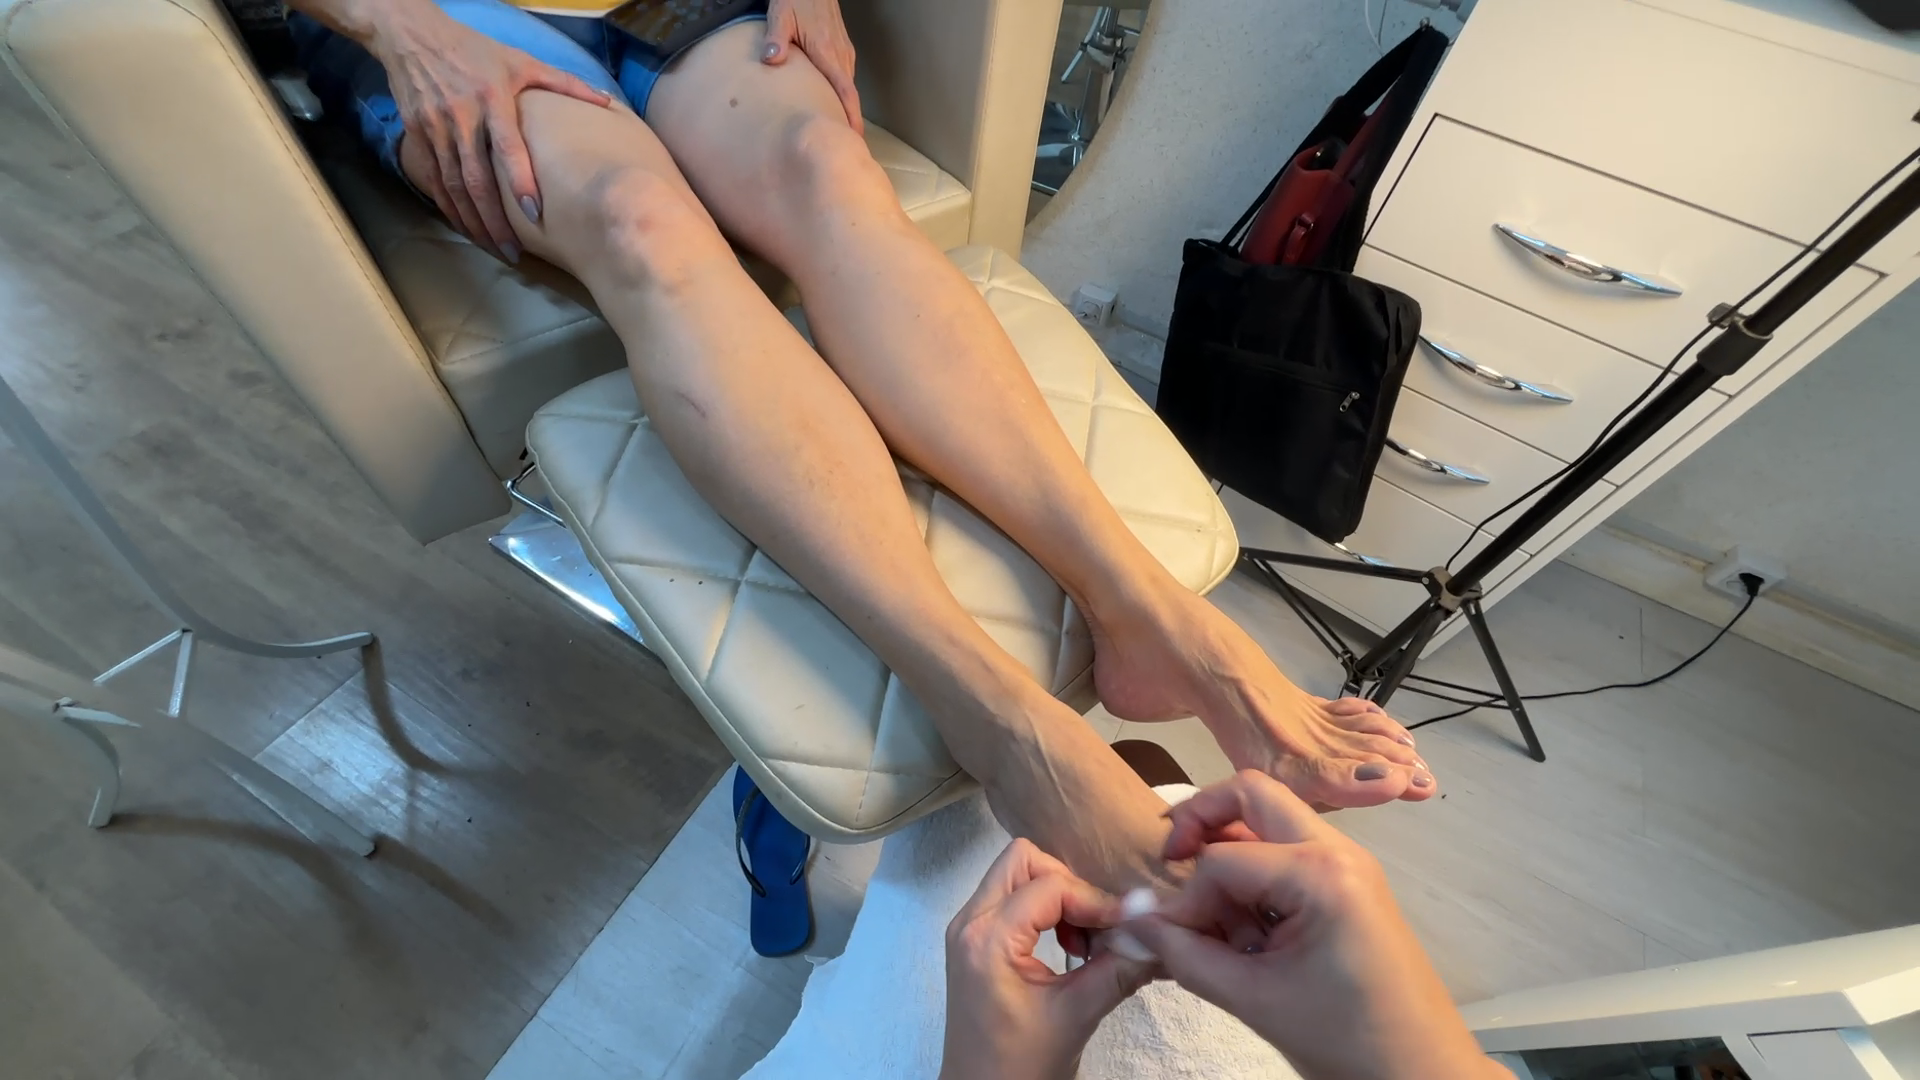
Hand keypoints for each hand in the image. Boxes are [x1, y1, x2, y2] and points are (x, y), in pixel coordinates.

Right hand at [370, 8, 611, 259]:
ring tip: (494, 249)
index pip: (507, 146)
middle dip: (494, 220)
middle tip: (513, 252)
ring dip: (473, 221)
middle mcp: (462, 116)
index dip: (519, 180)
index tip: (534, 212)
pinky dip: (448, 207)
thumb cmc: (474, 49)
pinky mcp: (417, 132)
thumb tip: (607, 101)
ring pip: (453, 185)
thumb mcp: (520, 60)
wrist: (407, 29)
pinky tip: (465, 229)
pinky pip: (433, 178)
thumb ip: (563, 83)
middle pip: (477, 179)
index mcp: (492, 99)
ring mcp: (436, 127)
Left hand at [762, 0, 862, 132]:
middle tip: (845, 147)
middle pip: (850, 97)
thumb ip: (776, 37)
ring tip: (839, 132)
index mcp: (828, 53)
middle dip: (850, 122)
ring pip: (848, 89)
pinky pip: (846, 79)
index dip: (852, 118)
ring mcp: (845, 53)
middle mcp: (841, 56)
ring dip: (846, 109)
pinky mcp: (843, 50)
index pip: (846, 93)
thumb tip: (771, 59)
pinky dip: (843, 96)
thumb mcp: (781, 13)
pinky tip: (834, 105)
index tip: (854, 140)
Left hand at [941, 839, 1151, 1079]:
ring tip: (1082, 939)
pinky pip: (1008, 896)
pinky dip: (1041, 907)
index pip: (1048, 886)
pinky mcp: (973, 937)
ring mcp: (966, 926)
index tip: (1128, 923)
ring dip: (1055, 893)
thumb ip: (1116, 971)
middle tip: (1096, 923)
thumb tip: (1157, 937)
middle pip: (1022, 860)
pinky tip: (1066, 944)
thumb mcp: (1075, 1017)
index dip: (1093, 899)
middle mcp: (970, 920)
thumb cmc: (1021, 1067)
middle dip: (1067, 882)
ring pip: (1015, 872)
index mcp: (988, 938)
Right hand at [1122, 772, 1499, 1079]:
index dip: (1185, 896)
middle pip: (1249, 792)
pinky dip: (1253, 867)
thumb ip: (1184, 954)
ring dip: (1228, 845)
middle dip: (1201, 818)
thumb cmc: (1347, 1045)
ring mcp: (1347, 859)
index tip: (1167, 935)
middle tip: (1173, 859)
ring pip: (1266, 814)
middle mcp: (1336, 849)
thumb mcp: (1254, 1000)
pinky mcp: (1348, 877)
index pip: (1222, 859)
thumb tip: (1126, 922)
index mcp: (1320, 874)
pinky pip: (1284, 845)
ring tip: (1219, 910)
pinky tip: (1247, 921)